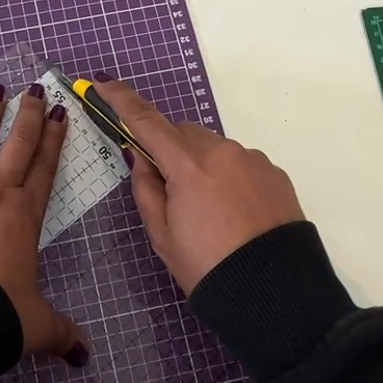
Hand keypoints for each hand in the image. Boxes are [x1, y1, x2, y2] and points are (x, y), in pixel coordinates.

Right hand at [106, 77, 304, 293]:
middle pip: (182, 133)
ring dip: (202, 164)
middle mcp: (221, 151)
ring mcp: (252, 159)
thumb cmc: (209, 269)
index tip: (103, 83)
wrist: (278, 299)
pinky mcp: (275, 172)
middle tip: (170, 189)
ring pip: (213, 147)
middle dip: (170, 149)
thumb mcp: (162, 236)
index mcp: (188, 165)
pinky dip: (229, 177)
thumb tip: (141, 157)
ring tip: (211, 211)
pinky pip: (240, 163)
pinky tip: (236, 213)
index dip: (121, 99)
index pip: (146, 121)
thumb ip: (146, 188)